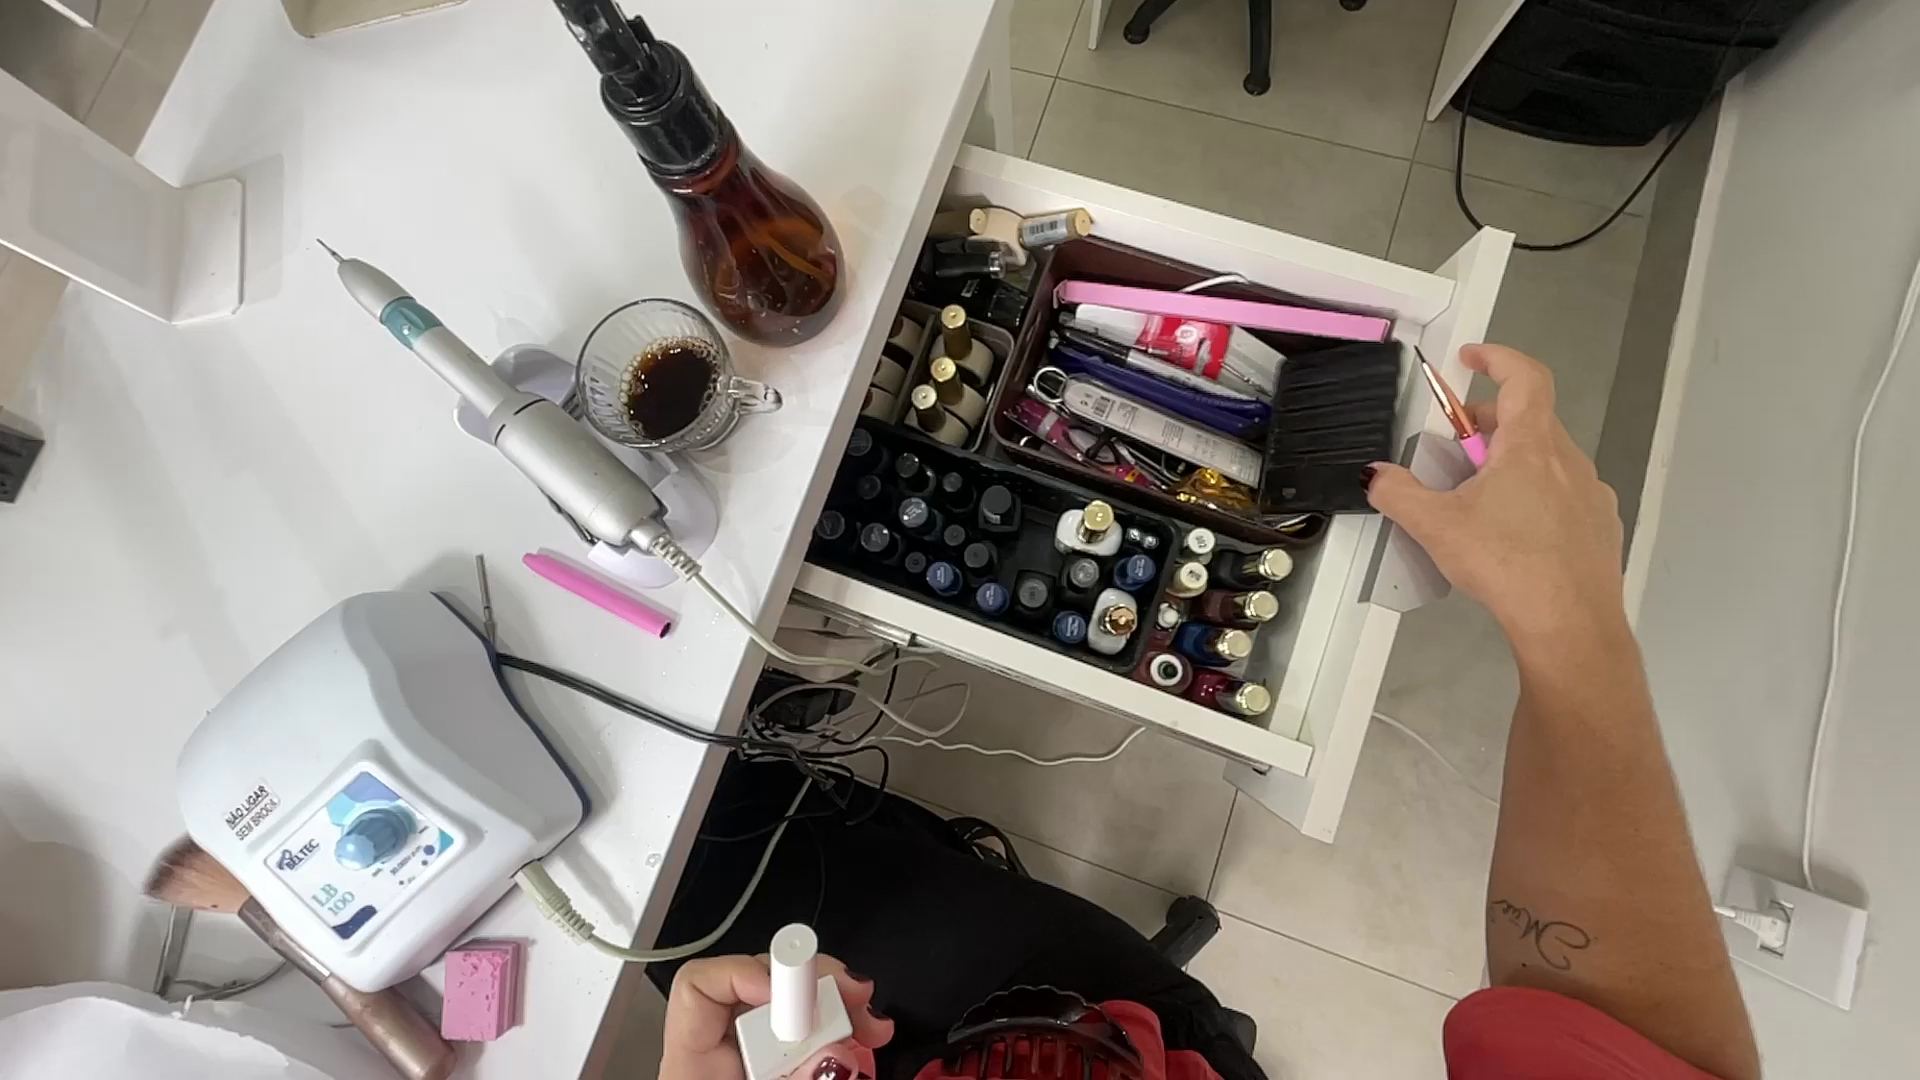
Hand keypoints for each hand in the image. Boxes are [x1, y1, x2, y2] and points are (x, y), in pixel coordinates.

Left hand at [658, 953, 893, 1079]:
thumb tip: (833, 1057)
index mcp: (693, 1072)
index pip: (701, 988)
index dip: (746, 972)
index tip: (796, 994)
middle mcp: (722, 1059)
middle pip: (763, 989)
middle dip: (816, 986)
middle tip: (858, 1002)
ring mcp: (756, 1066)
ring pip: (795, 1009)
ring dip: (839, 1008)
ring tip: (873, 1025)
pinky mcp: (787, 1072)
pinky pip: (814, 1039)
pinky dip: (845, 1034)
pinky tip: (870, 1039)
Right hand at [1368, 345, 1625, 647]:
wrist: (1569, 620)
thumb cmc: (1502, 560)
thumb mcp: (1433, 525)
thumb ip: (1397, 493)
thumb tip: (1374, 474)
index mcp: (1530, 447)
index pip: (1525, 379)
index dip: (1497, 358)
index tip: (1470, 355)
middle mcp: (1568, 460)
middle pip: (1531, 419)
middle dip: (1486, 422)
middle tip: (1452, 444)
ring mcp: (1591, 493)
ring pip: (1545, 457)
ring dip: (1508, 459)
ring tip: (1474, 495)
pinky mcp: (1598, 525)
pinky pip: (1560, 491)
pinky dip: (1530, 491)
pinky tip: (1508, 531)